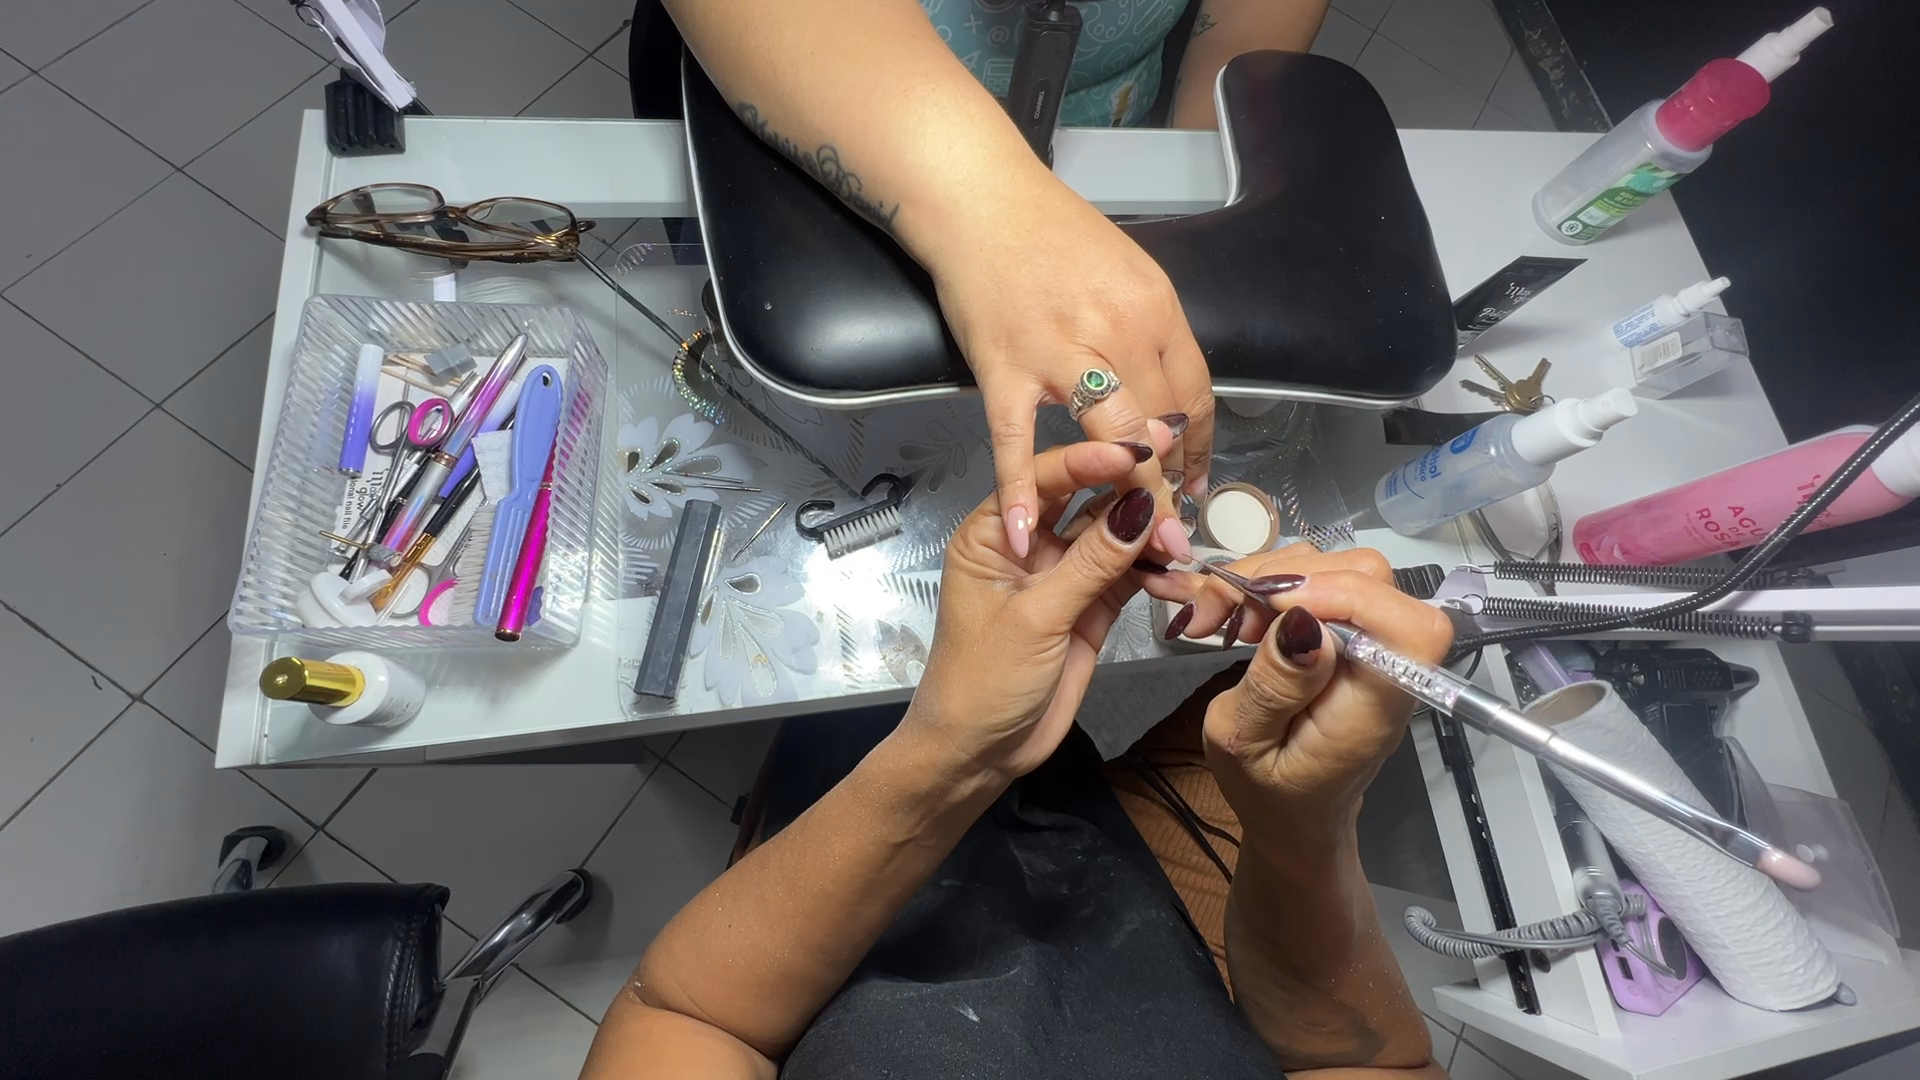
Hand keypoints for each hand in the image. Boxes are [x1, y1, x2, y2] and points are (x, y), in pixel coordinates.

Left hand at [904, 437, 1170, 779]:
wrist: (981, 751)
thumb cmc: (984, 678)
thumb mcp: (1035, 616)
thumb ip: (1090, 564)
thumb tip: (1141, 507)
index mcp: (994, 532)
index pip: (1044, 479)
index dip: (1090, 461)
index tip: (1138, 450)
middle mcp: (1030, 543)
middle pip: (1085, 500)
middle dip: (1129, 489)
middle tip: (1176, 466)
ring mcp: (1063, 574)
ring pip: (1112, 537)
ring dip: (1148, 534)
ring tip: (1184, 533)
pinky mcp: (1090, 606)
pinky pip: (1127, 577)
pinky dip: (1153, 574)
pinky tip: (1178, 574)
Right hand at [912, 177, 1213, 561]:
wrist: (981, 200)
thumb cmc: (1052, 233)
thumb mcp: (1123, 271)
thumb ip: (1147, 331)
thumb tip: (1160, 391)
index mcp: (1155, 306)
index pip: (1194, 393)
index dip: (1198, 449)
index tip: (1195, 485)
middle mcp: (1119, 331)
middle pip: (1162, 426)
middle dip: (1175, 489)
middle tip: (1176, 538)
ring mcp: (1060, 353)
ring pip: (1111, 440)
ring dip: (1128, 499)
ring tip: (1137, 547)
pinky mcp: (1004, 369)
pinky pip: (1016, 441)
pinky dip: (1020, 491)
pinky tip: (1026, 532)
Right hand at [1167, 546, 1454, 840]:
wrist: (1291, 813)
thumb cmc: (1265, 790)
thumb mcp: (1243, 744)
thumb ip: (1273, 687)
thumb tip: (1302, 622)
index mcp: (1373, 706)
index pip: (1407, 626)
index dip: (1345, 593)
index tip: (1270, 603)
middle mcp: (1384, 665)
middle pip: (1369, 577)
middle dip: (1286, 577)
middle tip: (1228, 613)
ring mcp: (1368, 645)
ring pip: (1339, 567)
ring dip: (1270, 576)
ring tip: (1227, 617)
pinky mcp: (1345, 633)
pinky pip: (1319, 579)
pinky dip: (1270, 582)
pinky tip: (1240, 613)